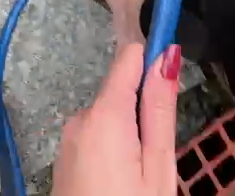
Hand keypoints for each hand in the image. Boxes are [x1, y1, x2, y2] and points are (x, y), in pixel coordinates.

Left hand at [52, 42, 180, 194]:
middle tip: (156, 158)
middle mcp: (79, 119)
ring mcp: (67, 141)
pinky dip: (111, 151)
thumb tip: (167, 53)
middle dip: (142, 113)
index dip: (153, 63)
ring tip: (139, 178)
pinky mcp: (62, 162)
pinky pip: (94, 138)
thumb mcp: (158, 168)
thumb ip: (160, 108)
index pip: (130, 57)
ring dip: (127, 135)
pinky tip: (119, 185)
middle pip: (120, 90)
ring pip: (108, 116)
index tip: (172, 83)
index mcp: (104, 115)